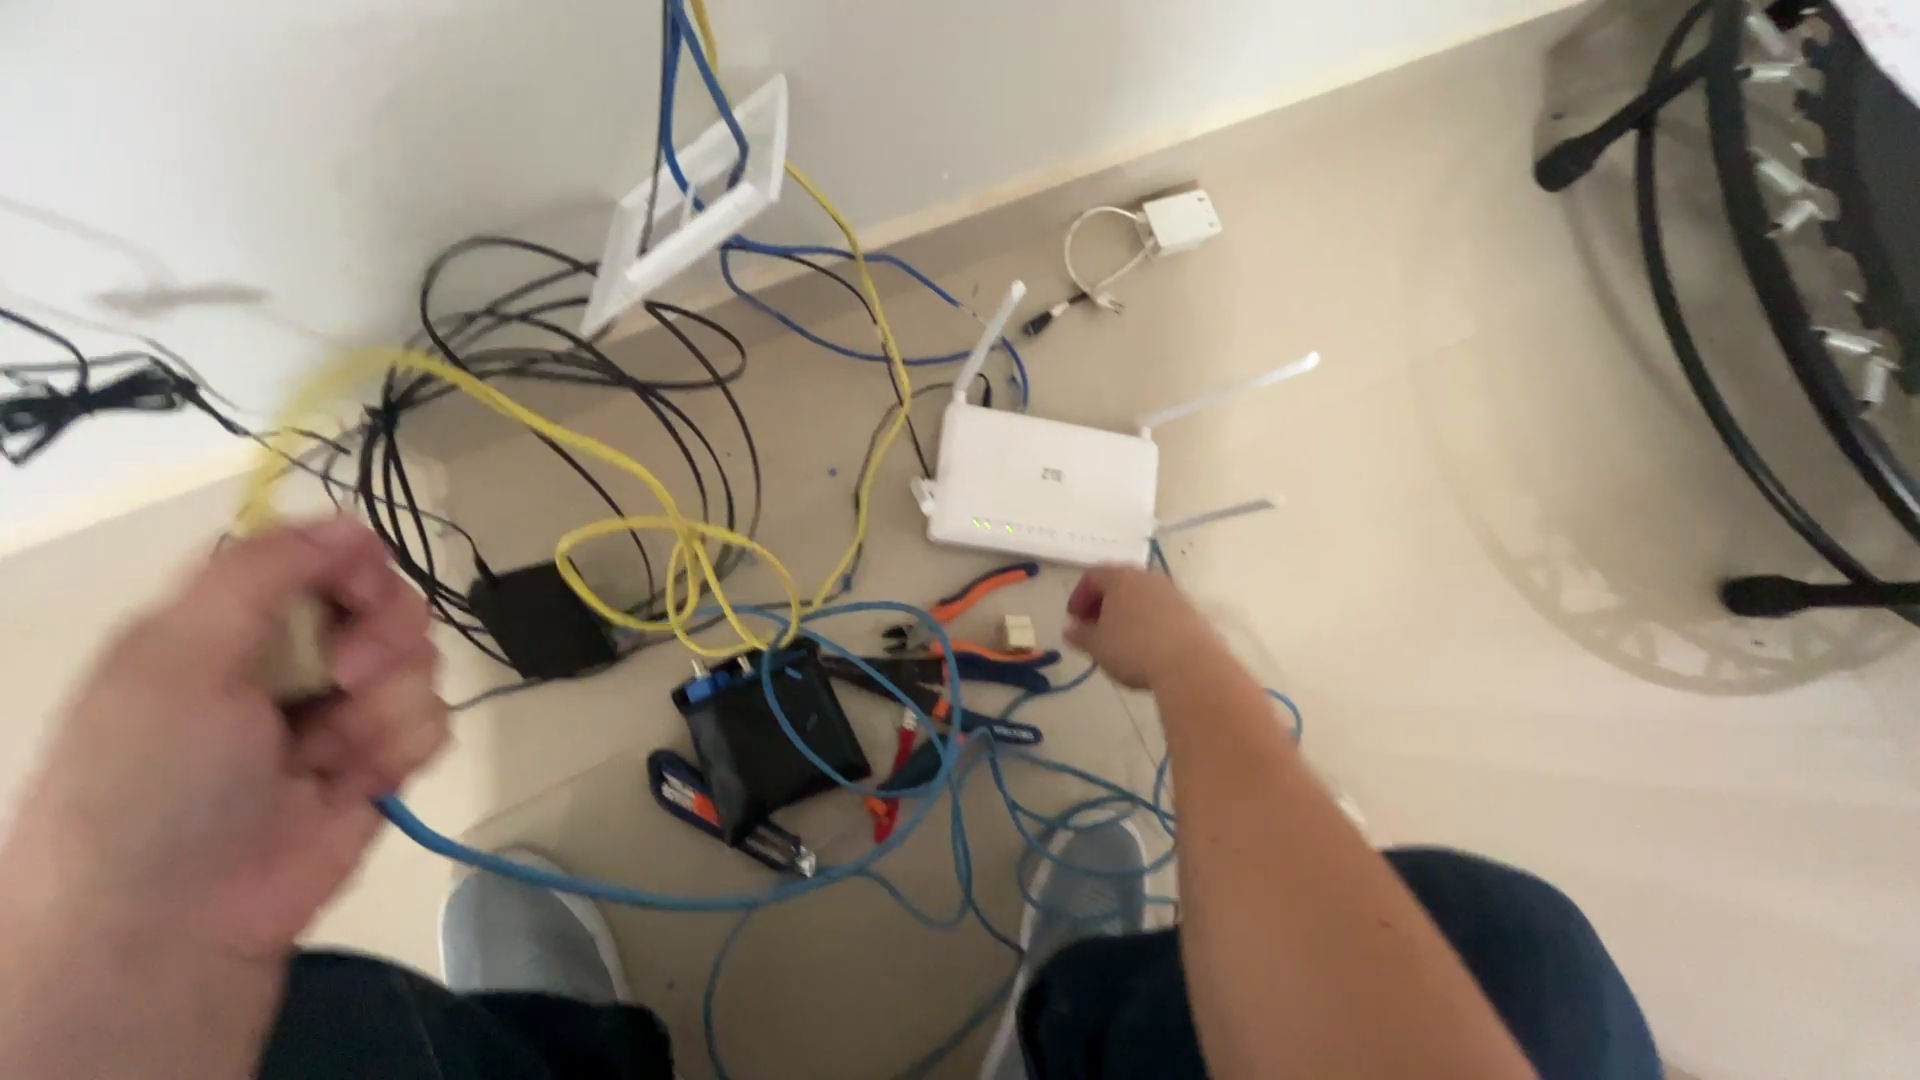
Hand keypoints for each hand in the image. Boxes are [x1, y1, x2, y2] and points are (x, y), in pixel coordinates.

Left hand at [2, 518, 447, 963]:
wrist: (179, 919)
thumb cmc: (152, 784)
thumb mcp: (173, 662)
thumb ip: (258, 576)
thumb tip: (352, 524)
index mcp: (230, 624)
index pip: (319, 556)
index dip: (351, 561)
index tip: (356, 585)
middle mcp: (295, 657)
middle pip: (387, 601)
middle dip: (382, 636)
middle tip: (344, 676)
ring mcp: (344, 709)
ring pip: (421, 662)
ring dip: (383, 708)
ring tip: (329, 754)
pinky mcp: (384, 755)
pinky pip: (434, 720)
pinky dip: (400, 748)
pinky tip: (355, 782)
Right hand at [1064, 566, 1226, 688]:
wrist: (1190, 665)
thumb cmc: (1133, 649)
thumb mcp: (1097, 645)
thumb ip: (1079, 634)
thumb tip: (1070, 629)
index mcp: (1120, 577)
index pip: (1092, 576)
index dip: (1078, 597)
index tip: (1074, 621)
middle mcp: (1147, 577)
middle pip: (1118, 583)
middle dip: (1102, 604)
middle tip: (1094, 628)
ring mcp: (1172, 592)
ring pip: (1141, 597)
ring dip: (1126, 613)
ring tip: (1119, 640)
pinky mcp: (1191, 611)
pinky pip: (1160, 610)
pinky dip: (1147, 622)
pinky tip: (1146, 645)